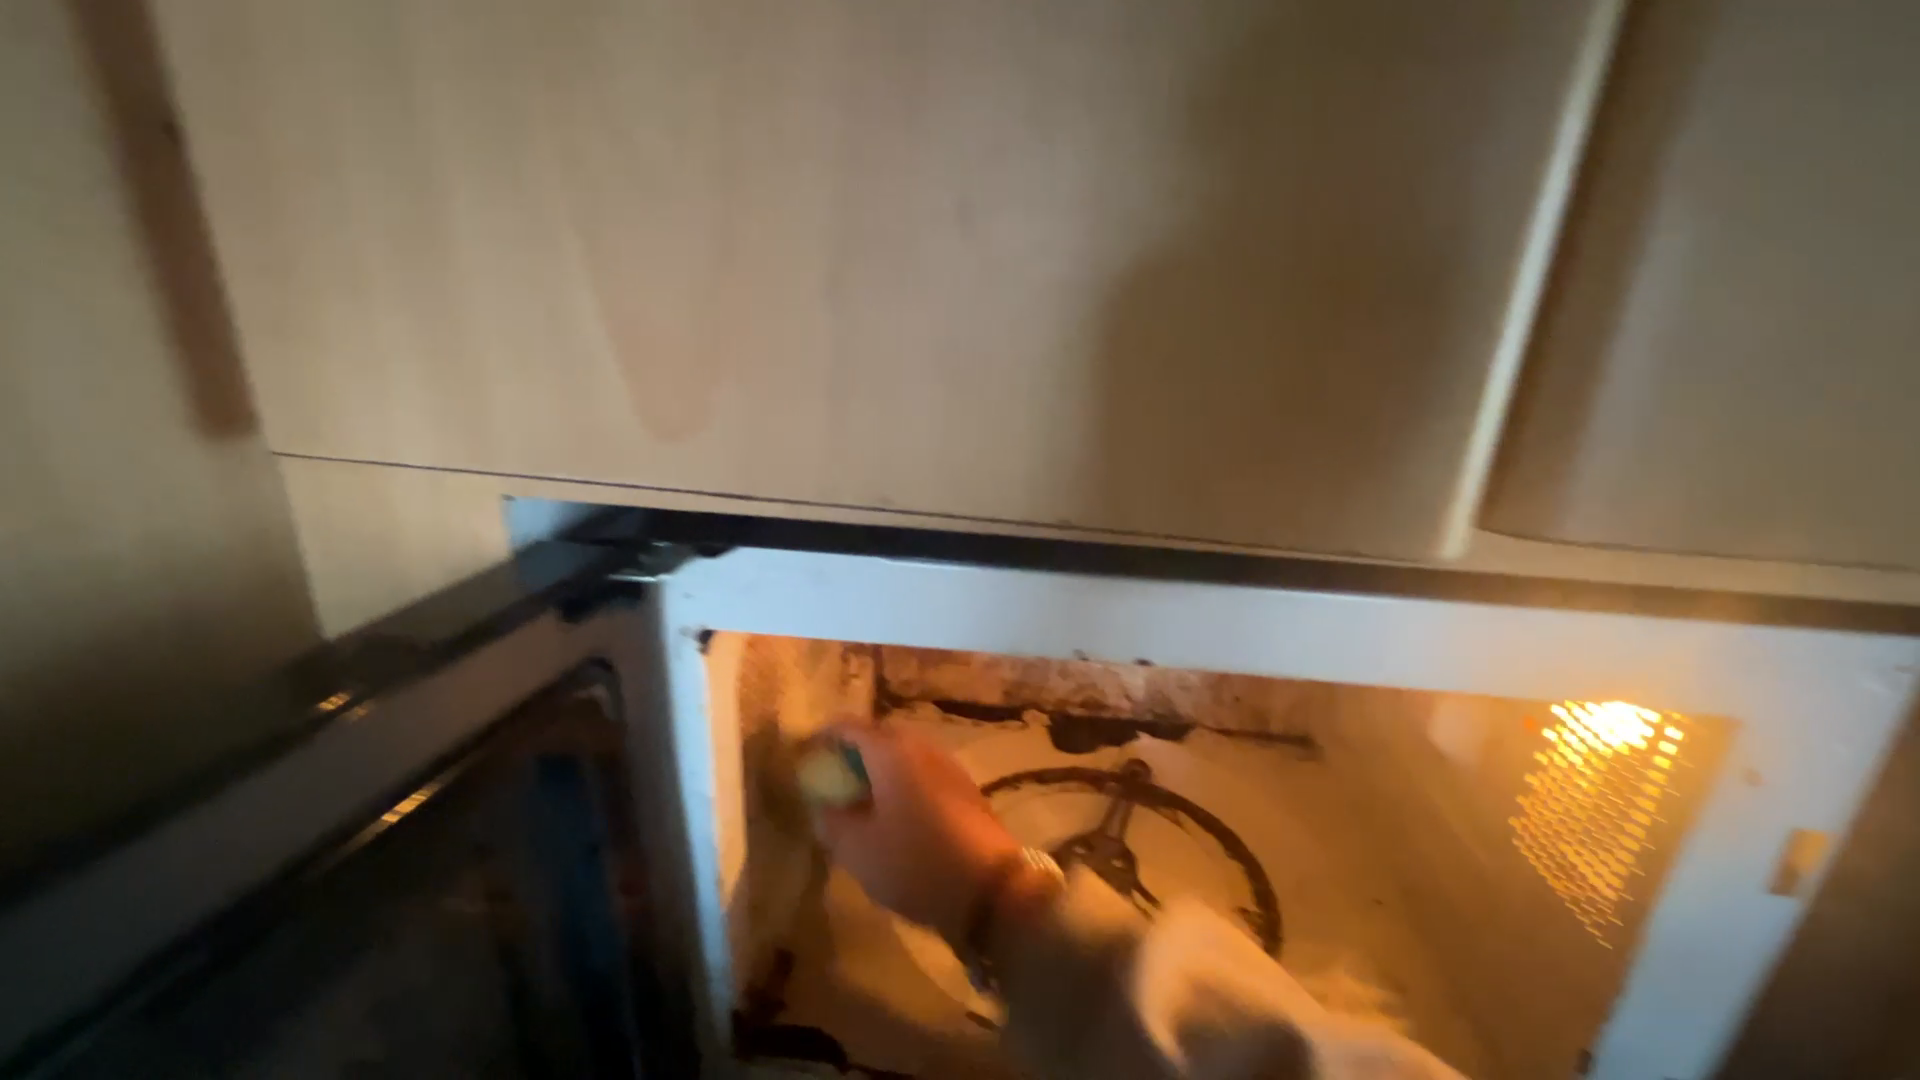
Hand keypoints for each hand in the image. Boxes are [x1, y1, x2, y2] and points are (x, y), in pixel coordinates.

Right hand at [811, 723, 1021, 942]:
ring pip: (904, 756)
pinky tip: (897, 816)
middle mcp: (921, 747)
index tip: (806, 757)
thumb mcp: (857, 849)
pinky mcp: (966, 789)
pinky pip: (924, 774)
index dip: (824, 738)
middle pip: (880, 737)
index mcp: (891, 751)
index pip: (849, 727)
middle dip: (853, 754)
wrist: (991, 888)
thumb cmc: (915, 862)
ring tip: (862, 801)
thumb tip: (823, 804)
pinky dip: (904, 785)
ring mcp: (948, 766)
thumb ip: (831, 821)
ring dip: (881, 770)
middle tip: (832, 781)